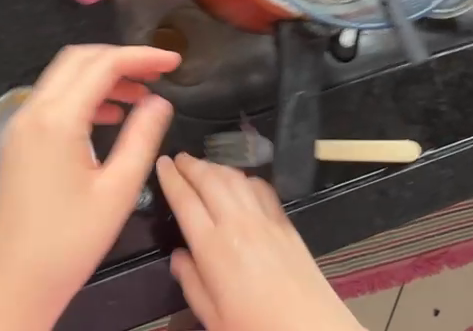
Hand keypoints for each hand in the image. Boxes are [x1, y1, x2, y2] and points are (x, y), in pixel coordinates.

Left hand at [0, 45, 178, 329]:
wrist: (13, 286)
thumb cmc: (69, 243)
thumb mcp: (118, 192)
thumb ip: (142, 138)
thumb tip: (160, 101)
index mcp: (58, 119)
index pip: (104, 64)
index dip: (142, 56)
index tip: (173, 61)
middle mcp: (34, 111)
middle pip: (80, 59)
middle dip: (121, 58)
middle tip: (158, 71)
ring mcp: (21, 125)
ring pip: (65, 75)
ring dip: (103, 75)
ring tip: (141, 94)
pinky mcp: (19, 140)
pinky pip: (54, 98)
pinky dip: (84, 94)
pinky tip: (110, 116)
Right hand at [155, 153, 361, 330]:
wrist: (310, 329)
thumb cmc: (255, 327)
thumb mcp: (213, 317)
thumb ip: (192, 282)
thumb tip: (178, 256)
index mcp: (213, 247)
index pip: (185, 200)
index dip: (171, 178)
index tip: (162, 163)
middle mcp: (237, 223)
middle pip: (209, 180)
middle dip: (191, 165)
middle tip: (178, 158)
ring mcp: (263, 218)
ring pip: (234, 178)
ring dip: (215, 166)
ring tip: (202, 165)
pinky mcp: (284, 220)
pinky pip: (260, 188)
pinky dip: (244, 178)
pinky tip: (239, 180)